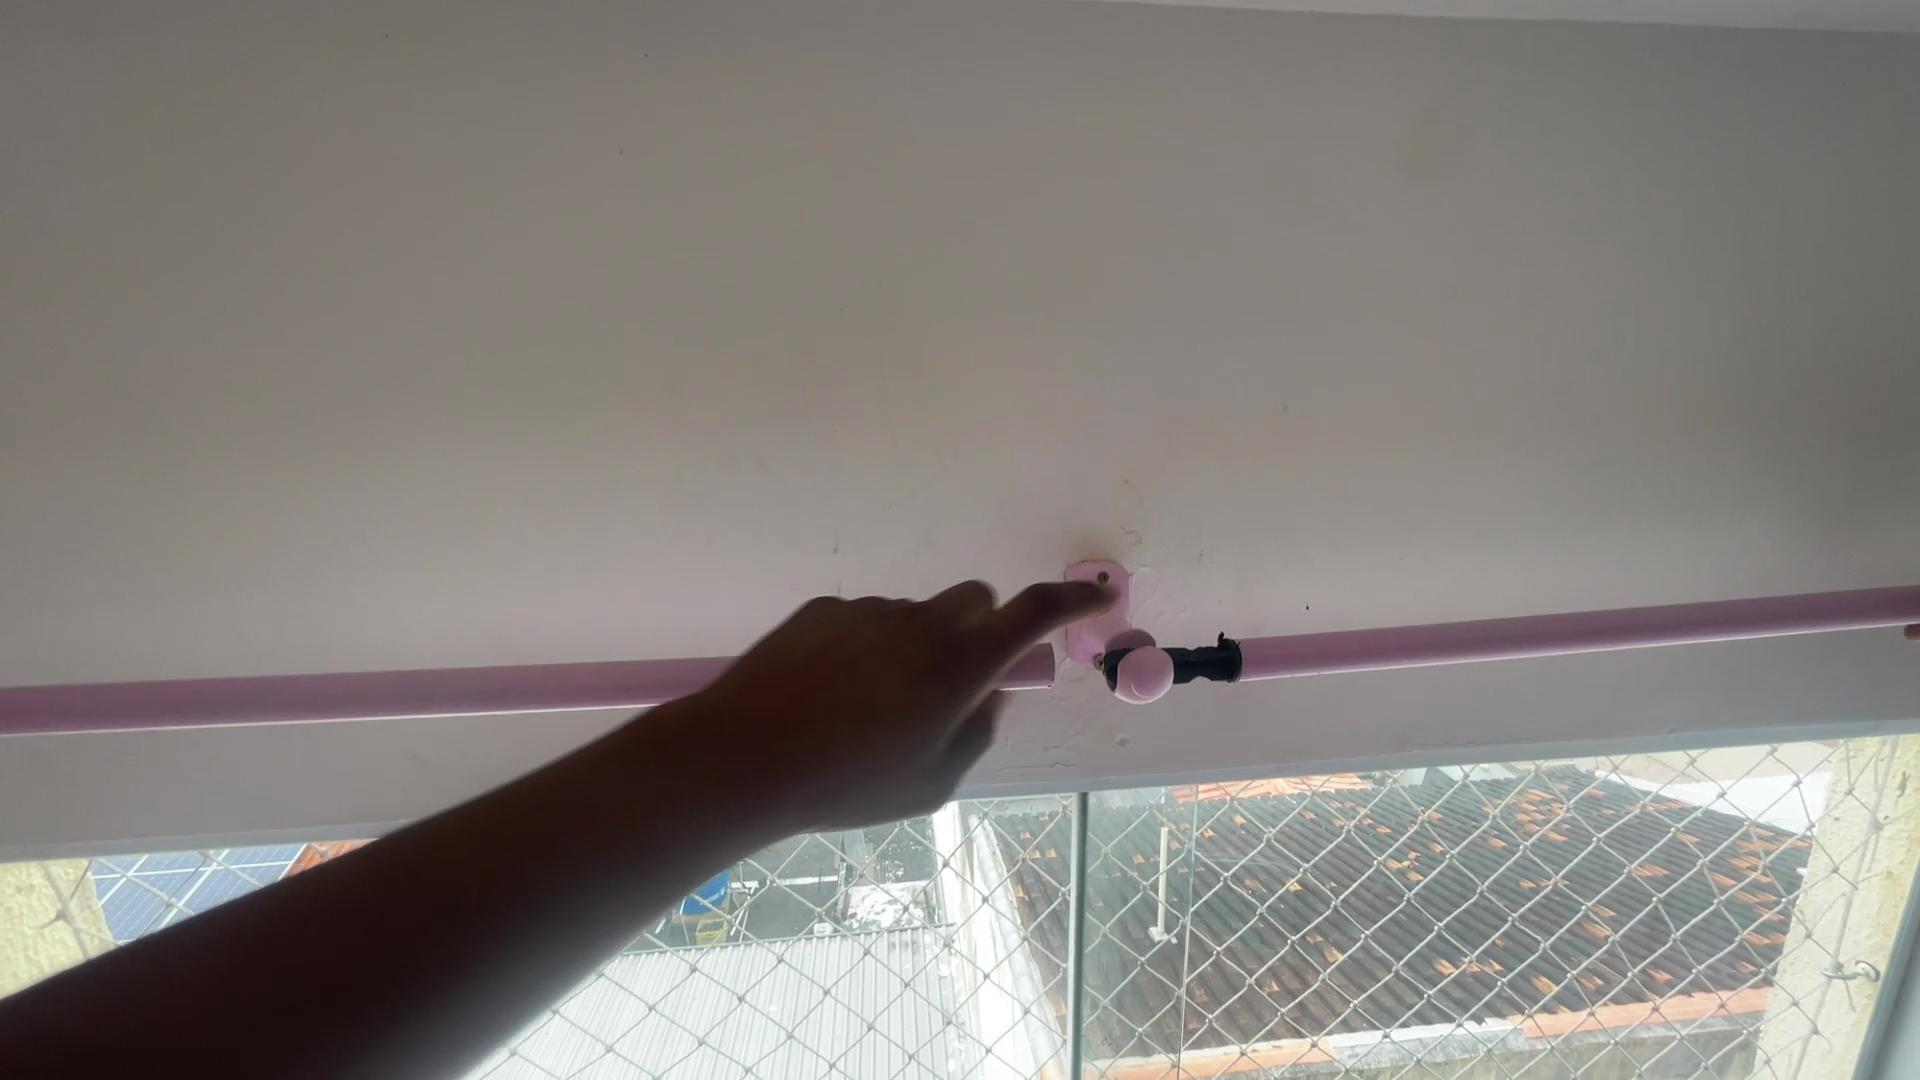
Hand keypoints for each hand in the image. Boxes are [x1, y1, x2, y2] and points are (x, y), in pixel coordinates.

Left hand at [682, 580, 1112, 829]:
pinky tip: (825, 689)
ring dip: (914, 644)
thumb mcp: (932, 783)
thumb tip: (994, 693)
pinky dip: (865, 645)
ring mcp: (869, 610)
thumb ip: (978, 732)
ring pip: (915, 614)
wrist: (745, 757)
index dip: (1073, 602)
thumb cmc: (847, 783)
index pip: (1033, 614)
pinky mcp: (824, 608)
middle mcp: (921, 623)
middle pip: (974, 598)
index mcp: (958, 665)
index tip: (1100, 594)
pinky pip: (864, 619)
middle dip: (979, 627)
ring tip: (865, 703)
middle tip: (951, 678)